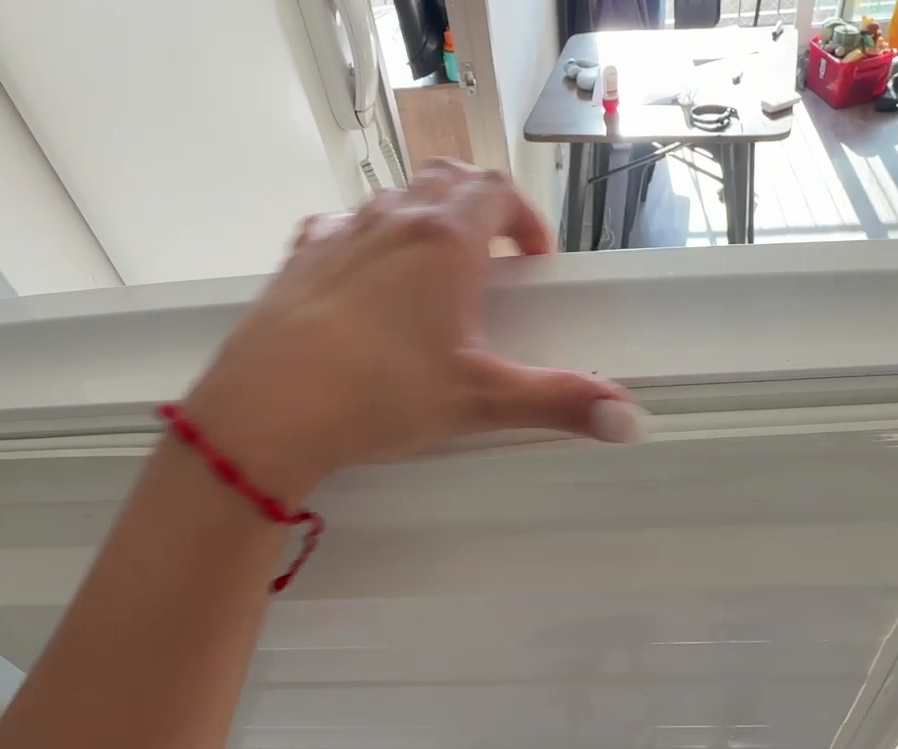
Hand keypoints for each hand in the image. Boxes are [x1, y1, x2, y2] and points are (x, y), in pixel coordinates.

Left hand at [181, 160, 640, 502]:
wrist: (270, 408)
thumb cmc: (381, 393)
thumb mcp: (481, 399)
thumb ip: (558, 402)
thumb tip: (628, 419)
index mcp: (445, 239)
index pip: (498, 192)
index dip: (526, 218)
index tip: (535, 258)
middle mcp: (393, 220)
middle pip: (446, 180)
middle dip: (479, 207)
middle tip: (492, 256)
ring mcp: (340, 234)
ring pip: (393, 200)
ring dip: (424, 221)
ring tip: (434, 274)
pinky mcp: (299, 260)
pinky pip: (341, 229)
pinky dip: (367, 241)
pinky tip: (366, 282)